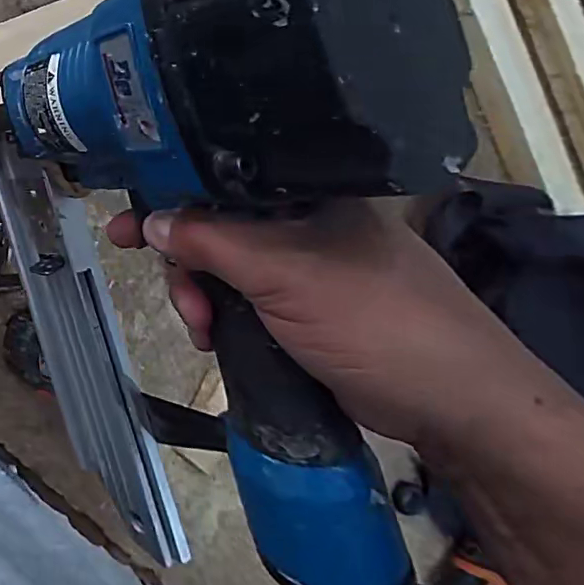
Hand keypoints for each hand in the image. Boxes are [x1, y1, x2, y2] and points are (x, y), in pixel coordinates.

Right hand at [106, 200, 564, 452]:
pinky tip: (217, 339)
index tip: (126, 227)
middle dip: (185, 265)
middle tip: (180, 302)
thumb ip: (210, 241)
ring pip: (225, 267)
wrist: (458, 405)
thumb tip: (149, 220)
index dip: (168, 198)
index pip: (218, 180)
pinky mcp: (304, 305)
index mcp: (302, 191)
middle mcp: (301, 219)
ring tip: (204, 332)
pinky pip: (243, 298)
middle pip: (214, 227)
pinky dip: (222, 316)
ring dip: (201, 297)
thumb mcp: (283, 273)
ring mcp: (303, 264)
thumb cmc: (373, 319)